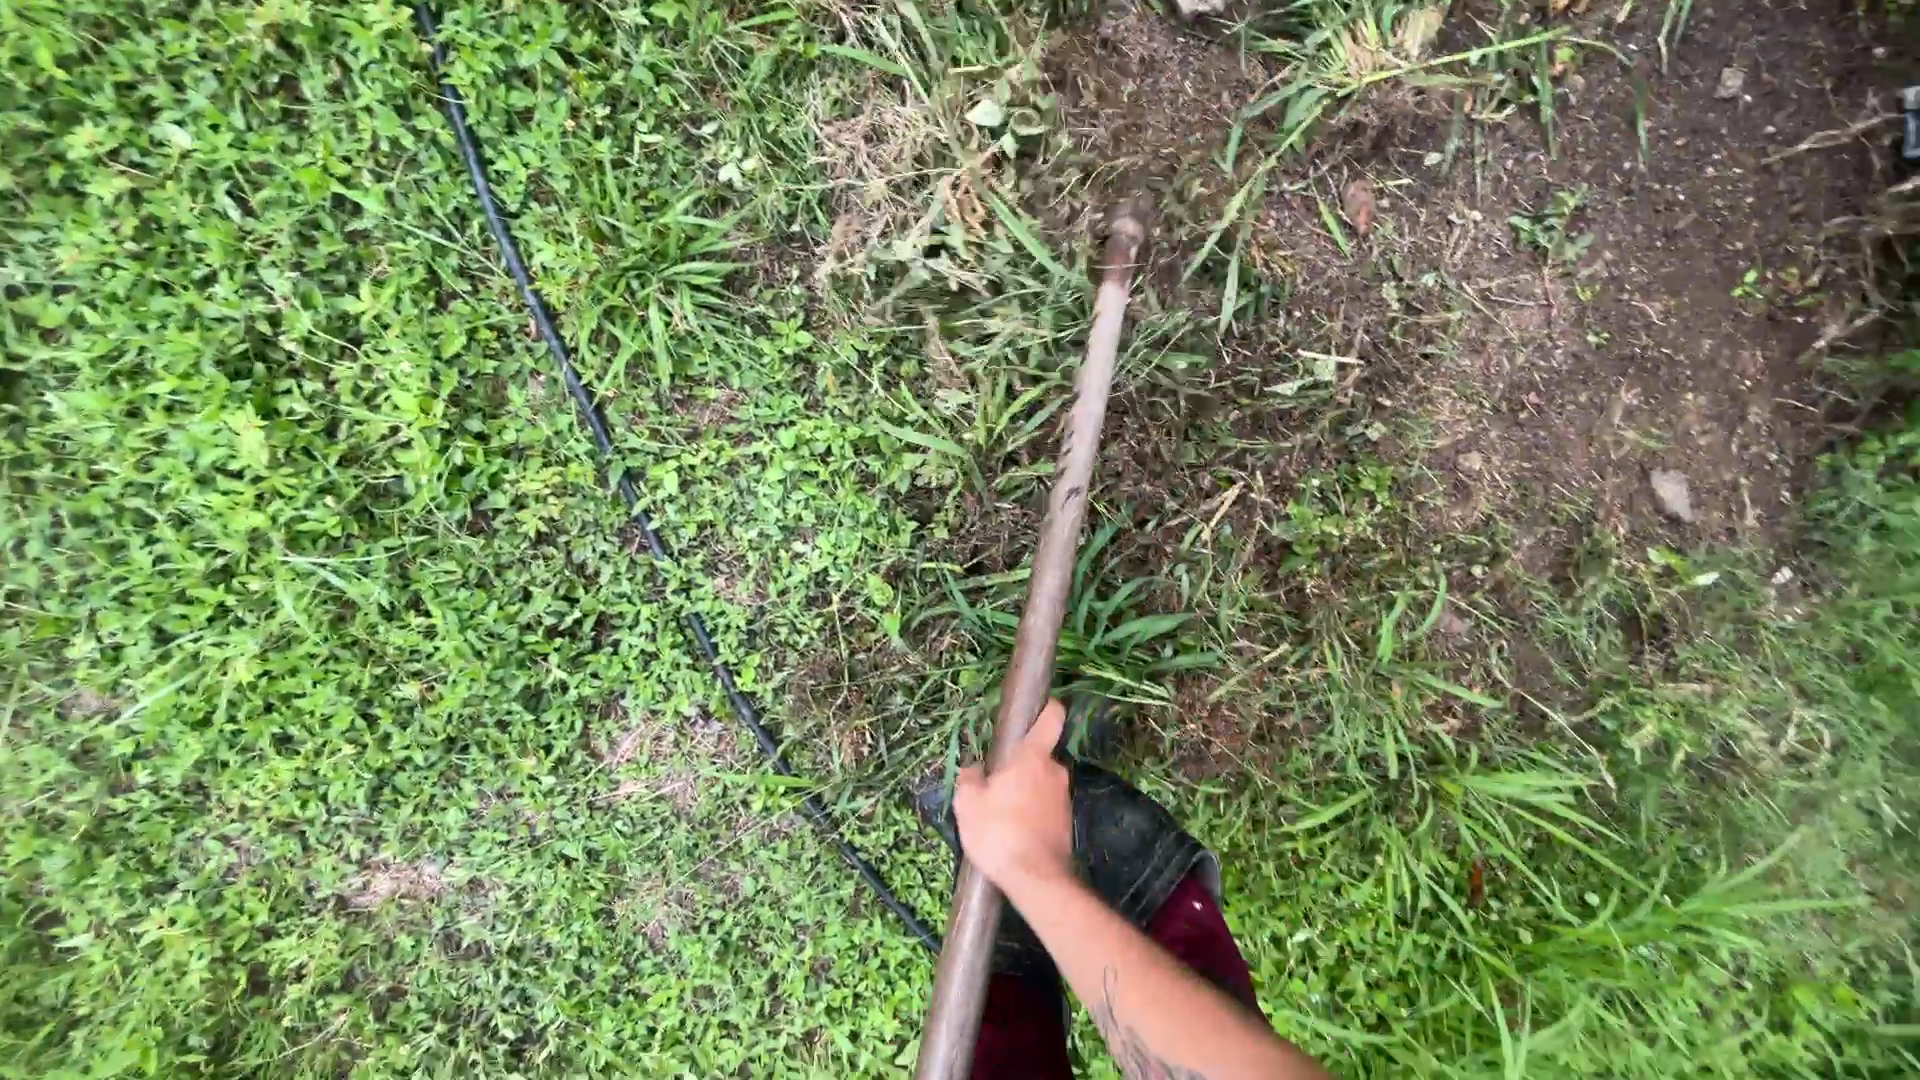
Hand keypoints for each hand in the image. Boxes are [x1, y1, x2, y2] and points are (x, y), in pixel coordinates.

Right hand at [952, 698, 1072, 891]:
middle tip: (996, 784)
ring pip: (1042, 783)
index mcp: (1032, 757)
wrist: (1036, 880)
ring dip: (1026, 792)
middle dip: (1021, 765)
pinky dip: (1033, 813)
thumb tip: (974, 769)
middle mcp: (1054, 771)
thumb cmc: (999, 833)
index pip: (1052, 717)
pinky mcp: (1066, 823)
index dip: (1047, 707)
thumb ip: (969, 779)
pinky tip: (1014, 831)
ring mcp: (1064, 798)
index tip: (1036, 708)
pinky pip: (1046, 806)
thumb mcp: (968, 804)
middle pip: (1040, 756)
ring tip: (1001, 814)